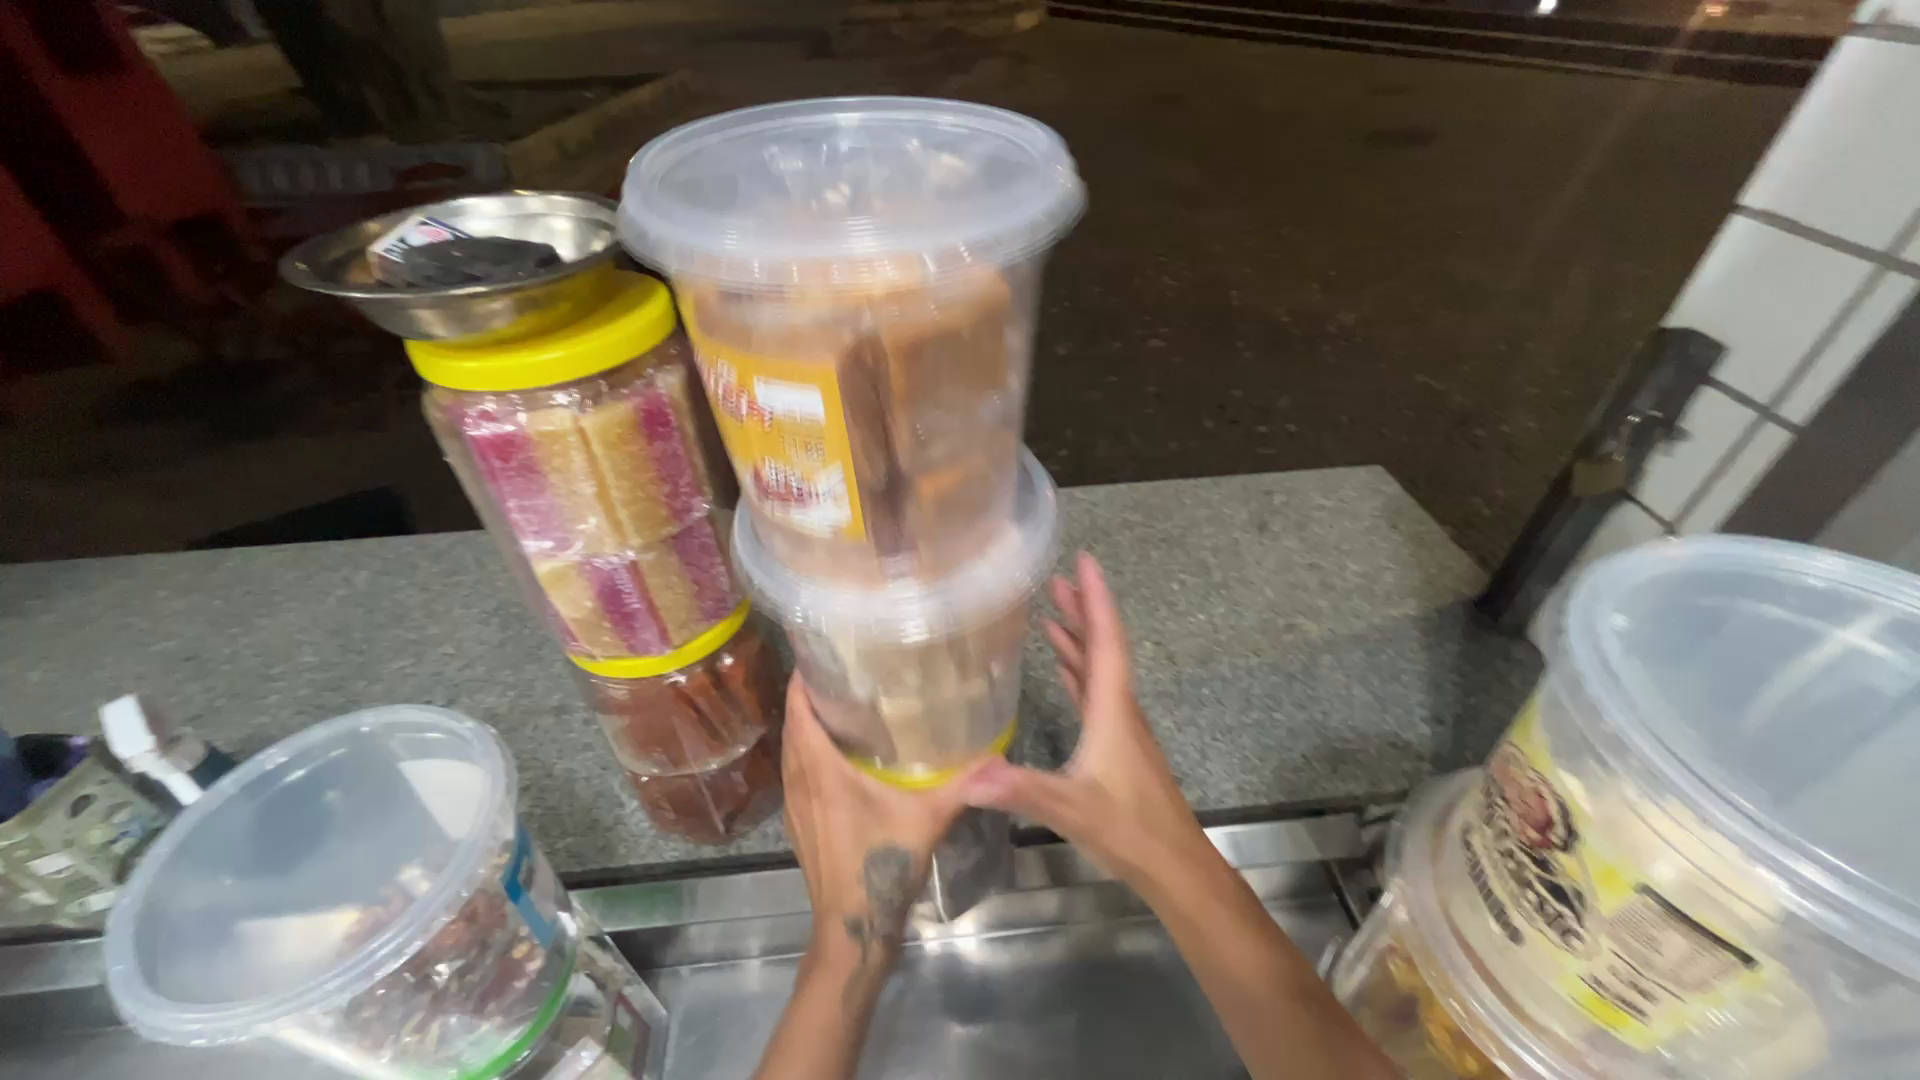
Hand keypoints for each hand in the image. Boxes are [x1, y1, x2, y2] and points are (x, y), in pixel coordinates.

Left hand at [781, 674, 969, 969]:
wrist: (851, 927)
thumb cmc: (880, 866)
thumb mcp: (926, 820)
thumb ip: (960, 786)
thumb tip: (996, 756)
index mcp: (820, 771)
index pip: (797, 711)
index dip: (802, 679)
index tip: (818, 652)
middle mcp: (798, 781)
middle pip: (791, 726)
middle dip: (806, 697)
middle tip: (837, 672)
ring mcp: (793, 806)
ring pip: (790, 752)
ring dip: (804, 726)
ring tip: (836, 706)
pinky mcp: (798, 824)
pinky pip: (794, 774)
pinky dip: (806, 753)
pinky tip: (834, 756)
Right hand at [958, 552, 1205, 887]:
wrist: (1174, 864)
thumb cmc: (1128, 829)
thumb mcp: (1070, 808)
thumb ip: (1021, 789)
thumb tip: (967, 776)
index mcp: (1112, 710)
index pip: (1106, 641)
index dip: (1096, 599)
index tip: (1085, 561)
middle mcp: (1120, 709)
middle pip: (1103, 647)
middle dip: (1083, 609)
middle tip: (1057, 578)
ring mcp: (1121, 728)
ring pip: (1100, 670)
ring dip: (1080, 638)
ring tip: (1054, 612)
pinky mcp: (1118, 746)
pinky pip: (1097, 695)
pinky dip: (1079, 672)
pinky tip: (1065, 669)